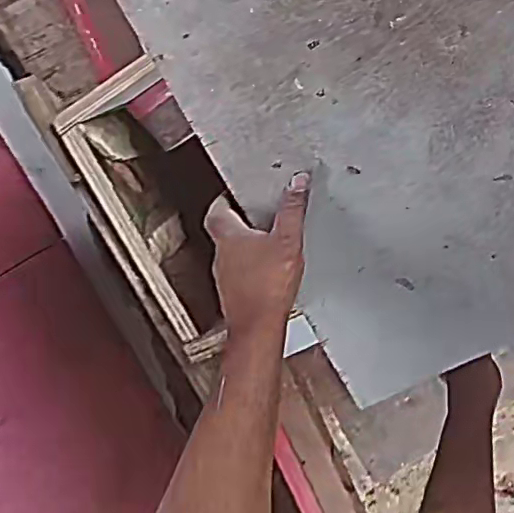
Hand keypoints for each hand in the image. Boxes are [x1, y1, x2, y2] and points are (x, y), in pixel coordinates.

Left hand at [206, 171, 307, 339]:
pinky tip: (270, 269)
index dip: (225, 199)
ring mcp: (225, 276)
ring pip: (232, 252)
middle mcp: (221, 256)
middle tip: (258, 212)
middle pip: (224, 230)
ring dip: (247, 244)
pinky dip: (252, 265)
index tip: (235, 193)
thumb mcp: (288, 240)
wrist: (258, 328)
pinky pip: (239, 271)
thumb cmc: (267, 288)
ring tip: (269, 239)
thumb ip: (292, 209)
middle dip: (241, 220)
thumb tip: (296, 184)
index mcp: (229, 238)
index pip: (217, 210)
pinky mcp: (233, 293)